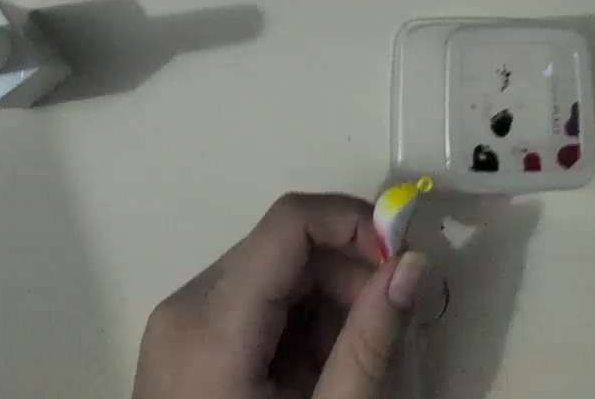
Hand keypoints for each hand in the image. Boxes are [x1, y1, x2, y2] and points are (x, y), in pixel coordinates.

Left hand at [134, 193, 426, 398]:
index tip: (402, 261)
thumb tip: (414, 264)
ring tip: (349, 364)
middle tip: (389, 324)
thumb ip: (371, 343)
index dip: (354, 222)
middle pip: (285, 246)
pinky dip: (298, 321)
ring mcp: (179, 324)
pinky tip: (314, 373)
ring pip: (274, 269)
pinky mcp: (184, 341)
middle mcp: (186, 306)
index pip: (290, 222)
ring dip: (326, 299)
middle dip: (348, 272)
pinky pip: (255, 300)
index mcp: (211, 324)